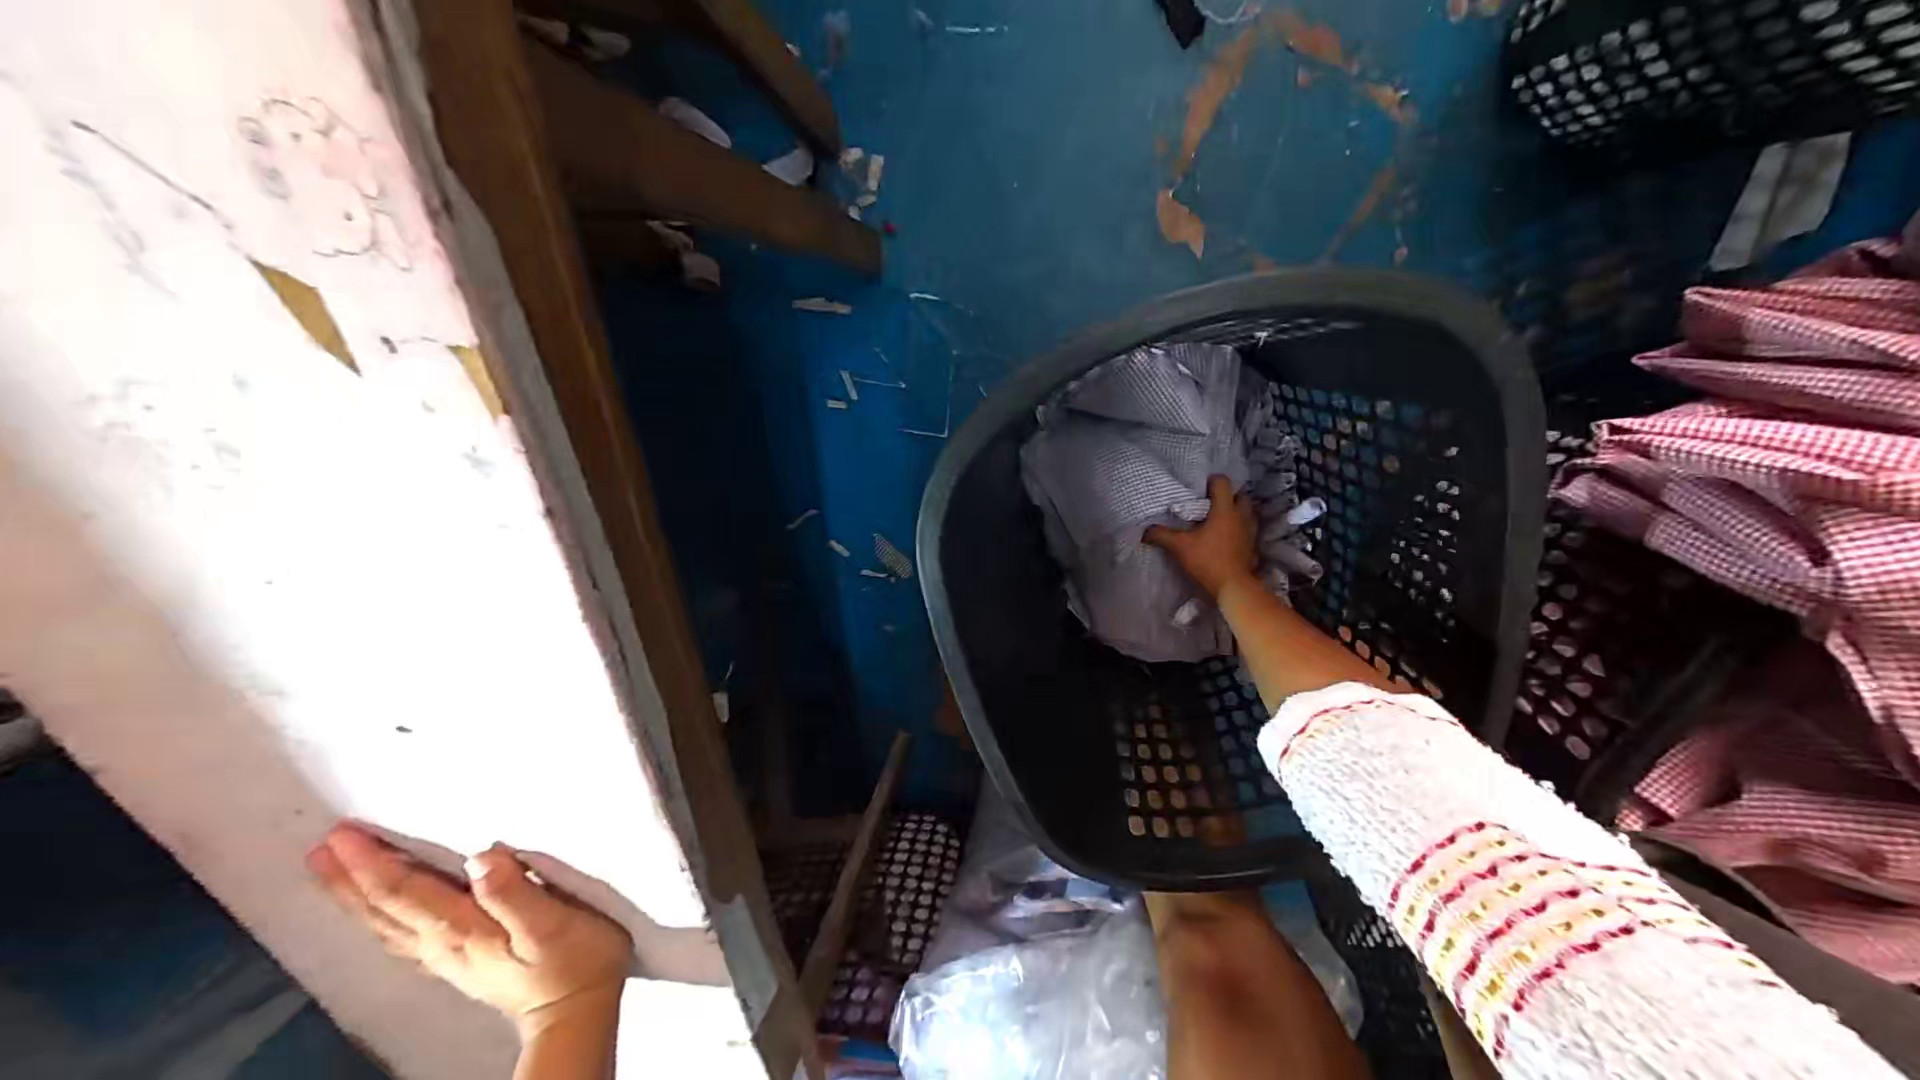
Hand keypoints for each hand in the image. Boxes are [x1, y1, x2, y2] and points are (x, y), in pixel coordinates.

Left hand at [307, 822, 632, 1038]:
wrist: (575, 1012)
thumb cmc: (573, 960)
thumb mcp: (551, 924)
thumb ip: (514, 892)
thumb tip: (482, 857)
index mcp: (461, 928)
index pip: (404, 891)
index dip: (372, 863)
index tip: (344, 835)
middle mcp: (441, 943)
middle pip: (384, 908)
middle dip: (350, 876)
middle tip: (322, 845)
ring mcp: (445, 956)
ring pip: (385, 922)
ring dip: (355, 896)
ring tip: (330, 869)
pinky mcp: (456, 961)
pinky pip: (401, 934)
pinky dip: (379, 916)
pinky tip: (376, 911)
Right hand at [1146, 474, 1257, 601]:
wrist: (1233, 587)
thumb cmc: (1207, 561)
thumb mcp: (1179, 547)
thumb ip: (1161, 535)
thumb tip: (1144, 530)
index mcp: (1224, 511)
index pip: (1223, 483)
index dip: (1212, 480)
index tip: (1201, 486)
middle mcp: (1241, 517)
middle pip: (1240, 495)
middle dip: (1228, 495)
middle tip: (1212, 502)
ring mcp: (1250, 532)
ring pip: (1248, 513)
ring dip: (1237, 512)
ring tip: (1221, 518)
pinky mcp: (1252, 546)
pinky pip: (1249, 530)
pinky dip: (1241, 529)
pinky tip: (1229, 537)